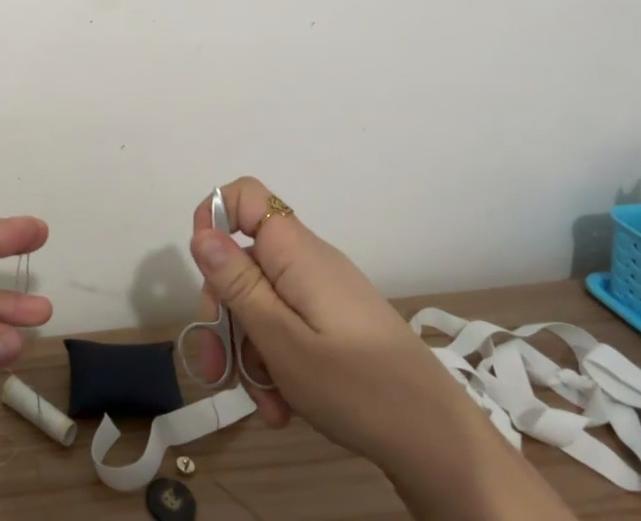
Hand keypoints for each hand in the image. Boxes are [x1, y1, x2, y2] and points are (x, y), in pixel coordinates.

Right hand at [188, 177, 572, 520]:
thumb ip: (238, 285)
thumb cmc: (357, 387)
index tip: (205, 272)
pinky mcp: (335, 326)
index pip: (244, 196)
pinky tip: (281, 405)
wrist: (439, 443)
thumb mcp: (282, 340)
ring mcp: (323, 296)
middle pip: (242, 263)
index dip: (213, 219)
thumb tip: (202, 233)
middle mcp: (308, 264)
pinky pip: (287, 329)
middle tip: (218, 369)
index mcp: (296, 253)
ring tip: (262, 402)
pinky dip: (275, 362)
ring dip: (248, 351)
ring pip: (261, 304)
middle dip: (222, 314)